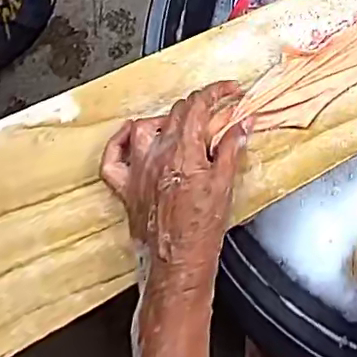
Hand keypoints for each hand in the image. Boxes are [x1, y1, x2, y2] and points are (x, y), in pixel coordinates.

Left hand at [100, 81, 250, 299]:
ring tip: (181, 124)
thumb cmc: (202, 228)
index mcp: (183, 151)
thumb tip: (243, 123)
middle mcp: (157, 155)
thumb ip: (232, 146)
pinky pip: (113, 159)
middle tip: (216, 109)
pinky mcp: (127, 188)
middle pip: (176, 112)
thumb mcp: (225, 183)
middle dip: (199, 104)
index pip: (197, 105)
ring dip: (165, 119)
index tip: (230, 91)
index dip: (216, 92)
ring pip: (144, 127)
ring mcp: (139, 171)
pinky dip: (119, 142)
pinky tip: (131, 135)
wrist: (178, 265)